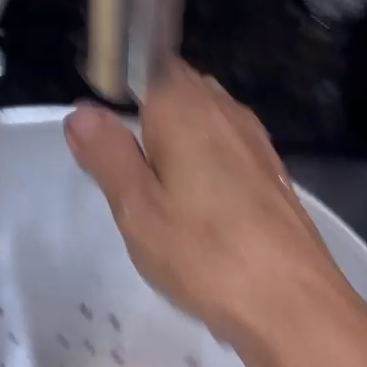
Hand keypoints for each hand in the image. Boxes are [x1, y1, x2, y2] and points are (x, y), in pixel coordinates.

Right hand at [63, 60, 355, 346]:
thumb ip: (107, 156)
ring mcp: (252, 141)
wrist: (285, 299)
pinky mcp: (266, 173)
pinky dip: (195, 168)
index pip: (147, 67)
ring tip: (147, 195)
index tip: (96, 135)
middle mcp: (224, 110)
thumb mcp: (136, 208)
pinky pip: (220, 152)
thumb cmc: (201, 252)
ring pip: (199, 124)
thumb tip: (81, 114)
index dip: (117, 91)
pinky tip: (186, 209)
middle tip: (115, 174)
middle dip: (142, 119)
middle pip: (174, 92)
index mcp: (185, 109)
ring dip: (169, 146)